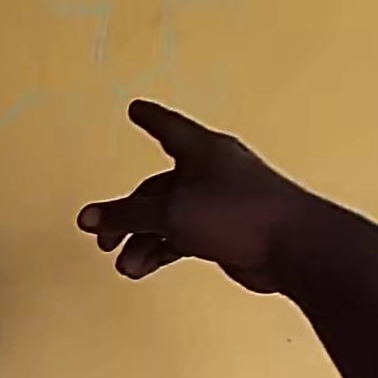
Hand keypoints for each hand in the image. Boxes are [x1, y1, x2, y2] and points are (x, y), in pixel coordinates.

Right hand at [77, 100, 357, 295]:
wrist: (290, 248)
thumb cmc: (236, 215)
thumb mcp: (170, 213)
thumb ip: (126, 217)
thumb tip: (87, 218)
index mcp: (201, 152)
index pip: (167, 128)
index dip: (149, 118)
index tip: (135, 108)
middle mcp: (209, 173)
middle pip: (155, 190)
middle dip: (127, 217)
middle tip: (102, 239)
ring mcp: (217, 204)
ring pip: (165, 220)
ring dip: (141, 243)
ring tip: (126, 267)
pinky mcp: (223, 233)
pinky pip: (179, 238)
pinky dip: (159, 253)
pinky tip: (142, 269)